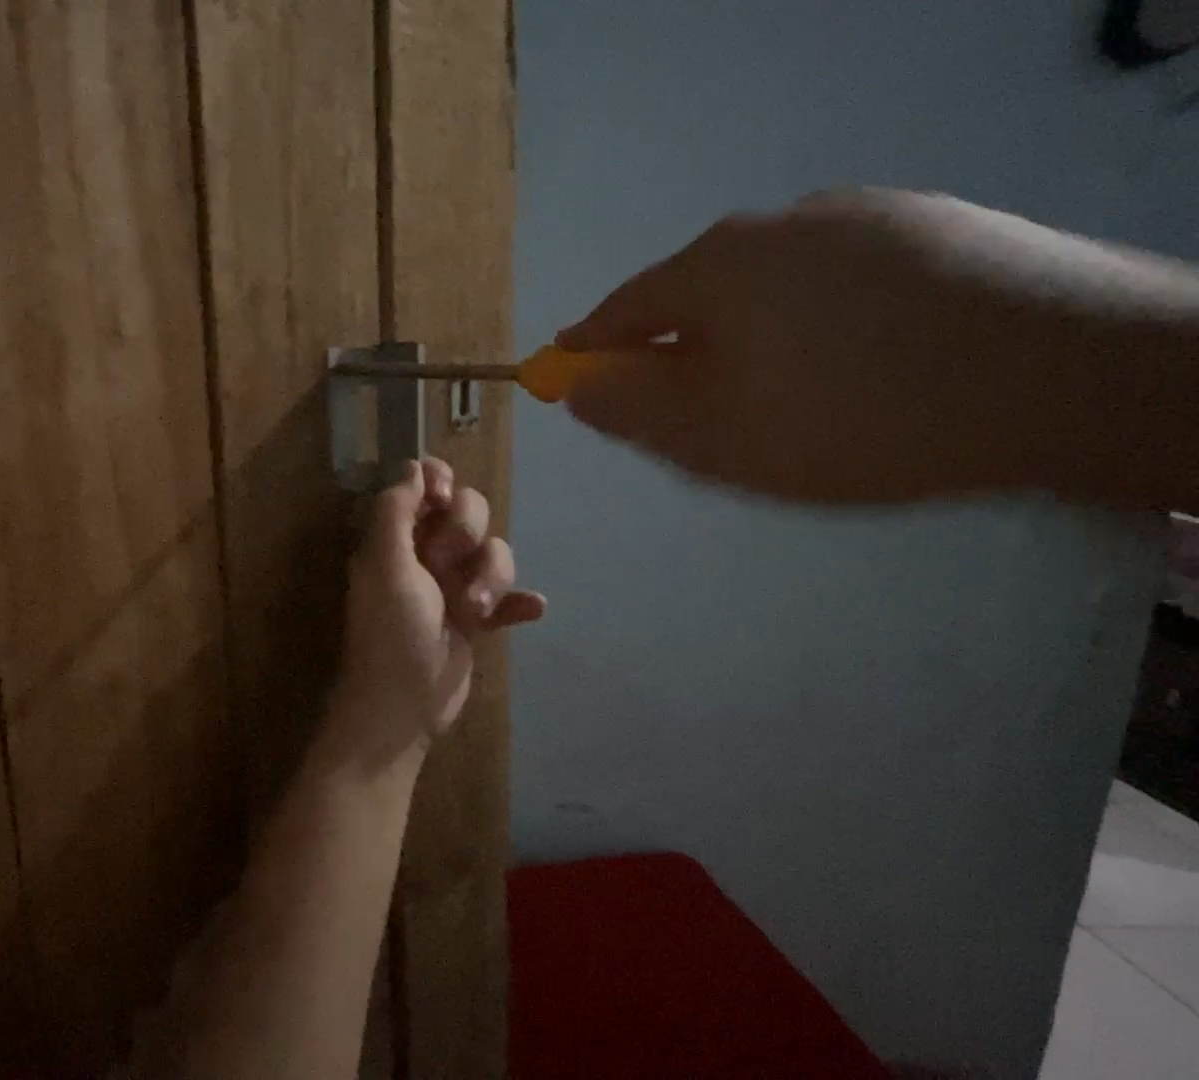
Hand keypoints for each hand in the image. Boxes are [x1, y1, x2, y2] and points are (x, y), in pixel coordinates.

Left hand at [327, 459, 545, 768]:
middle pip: (467, 512)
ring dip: (491, 578)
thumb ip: (395, 511)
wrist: (403, 705)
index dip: (440, 483)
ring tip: (473, 611)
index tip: (442, 499)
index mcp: (396, 538)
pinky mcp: (475, 620)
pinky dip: (518, 602)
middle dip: (466, 536)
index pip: (423, 486)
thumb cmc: (390, 632)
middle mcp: (424, 555)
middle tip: (444, 566)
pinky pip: (509, 598)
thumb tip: (414, 466)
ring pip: (492, 554)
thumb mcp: (385, 565)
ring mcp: (452, 587)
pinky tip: (531, 609)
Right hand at [559, 188, 1198, 504]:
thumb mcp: (712, 438)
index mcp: (714, 267)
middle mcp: (778, 223)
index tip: (567, 374)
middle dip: (681, 350)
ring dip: (757, 336)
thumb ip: (629, 412)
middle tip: (696, 412)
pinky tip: (864, 368)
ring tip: (794, 401)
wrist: (1070, 377)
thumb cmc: (851, 417)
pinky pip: (843, 282)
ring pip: (774, 288)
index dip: (588, 348)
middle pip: (699, 294)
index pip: (622, 308)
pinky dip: (825, 322)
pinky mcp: (939, 228)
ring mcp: (865, 216)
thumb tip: (580, 386)